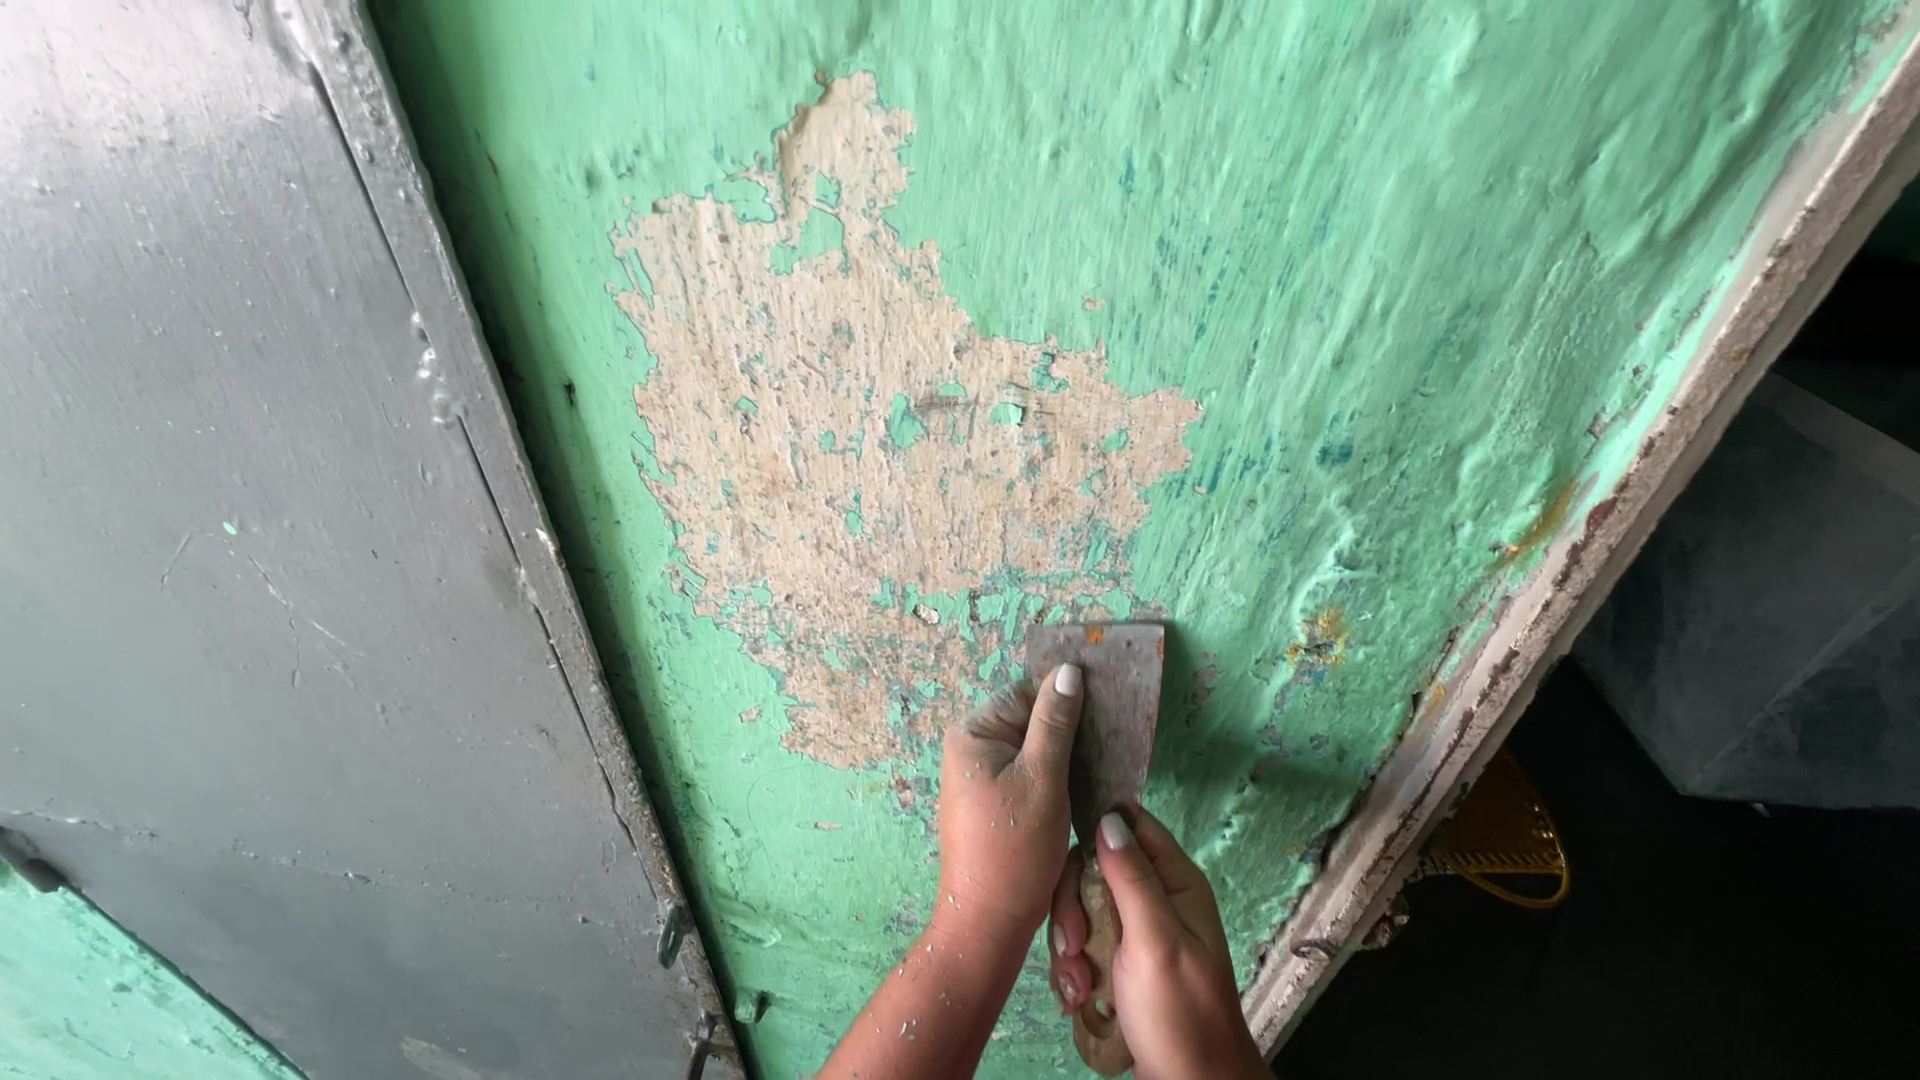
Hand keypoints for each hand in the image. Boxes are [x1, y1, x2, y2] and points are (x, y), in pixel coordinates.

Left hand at [934, 665, 1083, 948]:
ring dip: (1065, 756)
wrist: (990, 922)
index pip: (1025, 694)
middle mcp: (971, 747)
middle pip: (1029, 719)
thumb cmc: (1015, 849)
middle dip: (1067, 731)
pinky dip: (1056, 777)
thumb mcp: (1042, 778)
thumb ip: (1055, 722)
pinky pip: (1030, 772)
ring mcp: (981, 775)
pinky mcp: (996, 800)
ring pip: (1034, 748)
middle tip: (1109, 744)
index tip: (1105, 713)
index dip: (1064, 701)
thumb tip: (1068, 670)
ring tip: (1100, 767)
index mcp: (973, 733)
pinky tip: (1083, 785)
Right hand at [1048, 805, 1266, 1079]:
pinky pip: (1080, 943)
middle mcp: (1154, 898)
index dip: (1098, 832)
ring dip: (1070, 946)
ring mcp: (1134, 930)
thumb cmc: (1180, 1013)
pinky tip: (1077, 996)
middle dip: (1074, 907)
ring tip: (1079, 984)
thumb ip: (1131, 878)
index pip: (1132, 826)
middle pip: (1094, 869)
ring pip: (1081, 907)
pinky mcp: (1116, 959)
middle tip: (1074, 943)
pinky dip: (1073, 969)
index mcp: (1175, 882)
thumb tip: (1109, 818)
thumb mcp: (1155, 940)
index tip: (1071, 862)